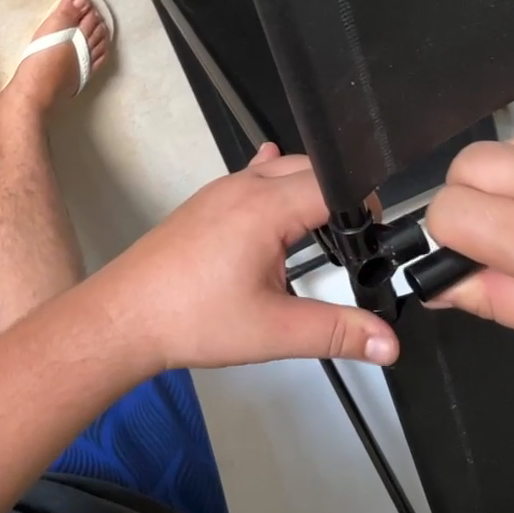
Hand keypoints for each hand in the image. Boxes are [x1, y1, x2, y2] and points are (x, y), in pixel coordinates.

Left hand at [82, 145, 399, 372]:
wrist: (125, 316)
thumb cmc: (190, 318)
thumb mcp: (274, 331)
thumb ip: (337, 333)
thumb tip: (388, 342)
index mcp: (266, 207)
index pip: (332, 183)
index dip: (363, 205)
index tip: (376, 236)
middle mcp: (243, 187)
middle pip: (309, 170)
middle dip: (339, 197)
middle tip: (358, 240)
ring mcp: (221, 190)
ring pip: (279, 170)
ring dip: (306, 191)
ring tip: (325, 231)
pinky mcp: (206, 203)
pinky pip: (251, 177)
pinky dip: (274, 185)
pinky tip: (279, 198)